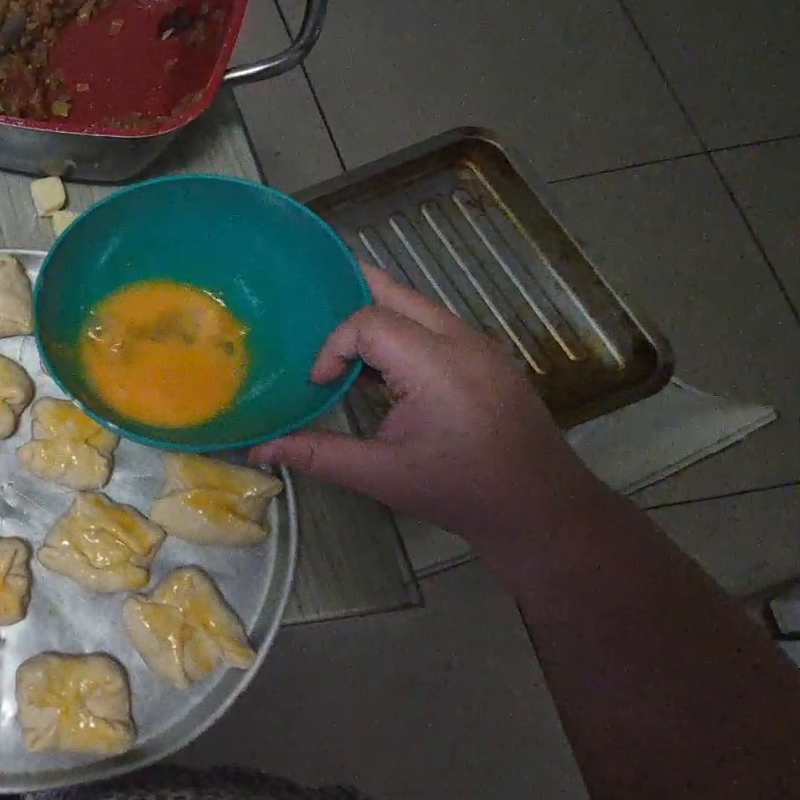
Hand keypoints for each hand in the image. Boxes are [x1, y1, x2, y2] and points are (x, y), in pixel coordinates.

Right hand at [250, 264, 609, 548]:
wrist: (541, 506)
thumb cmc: (460, 489)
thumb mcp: (379, 474)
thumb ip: (316, 454)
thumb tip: (257, 449)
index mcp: (436, 366)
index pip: (369, 322)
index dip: (332, 346)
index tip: (318, 384)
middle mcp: (462, 342)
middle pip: (397, 293)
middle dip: (348, 295)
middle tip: (305, 311)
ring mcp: (478, 347)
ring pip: (416, 305)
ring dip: (372, 314)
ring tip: (332, 339)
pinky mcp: (482, 359)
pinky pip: (431, 325)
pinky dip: (395, 331)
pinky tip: (372, 365)